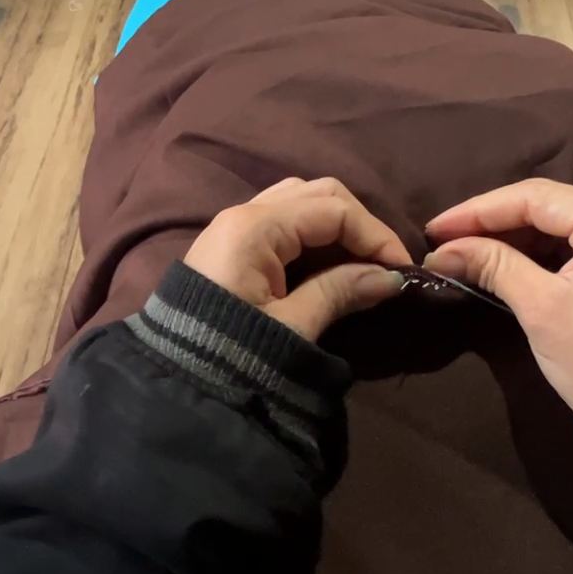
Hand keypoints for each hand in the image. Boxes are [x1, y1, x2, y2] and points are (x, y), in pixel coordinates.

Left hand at [185, 178, 411, 340]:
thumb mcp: (292, 327)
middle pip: (318, 193)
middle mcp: (245, 213)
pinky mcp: (232, 245)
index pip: (333, 209)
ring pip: (300, 201)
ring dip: (336, 223)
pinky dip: (313, 231)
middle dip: (358, 222)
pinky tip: (330, 259)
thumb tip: (389, 278)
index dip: (375, 235)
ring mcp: (235, 226)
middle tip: (384, 263)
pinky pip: (283, 219)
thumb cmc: (231, 352)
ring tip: (361, 260)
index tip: (401, 270)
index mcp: (256, 226)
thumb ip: (340, 291)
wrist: (171, 381)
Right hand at [424, 179, 572, 458]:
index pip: (536, 197)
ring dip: (512, 237)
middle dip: (492, 222)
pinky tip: (503, 261)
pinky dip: (538, 253)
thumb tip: (441, 249)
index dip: (478, 210)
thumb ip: (493, 266)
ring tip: (464, 250)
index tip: (434, 228)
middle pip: (548, 205)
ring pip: (559, 223)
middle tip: (444, 239)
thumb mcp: (542, 312)